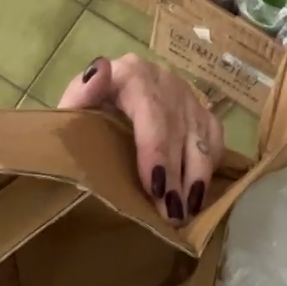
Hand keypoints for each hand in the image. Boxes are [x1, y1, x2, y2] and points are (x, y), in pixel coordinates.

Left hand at [58, 55, 224, 224]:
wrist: (101, 103)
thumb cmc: (84, 114)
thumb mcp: (73, 107)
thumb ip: (79, 94)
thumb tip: (99, 70)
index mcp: (131, 73)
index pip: (150, 109)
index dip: (155, 149)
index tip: (155, 186)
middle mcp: (163, 79)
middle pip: (176, 127)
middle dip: (175, 174)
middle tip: (171, 215)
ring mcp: (185, 93)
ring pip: (199, 134)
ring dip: (196, 175)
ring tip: (188, 211)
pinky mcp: (199, 108)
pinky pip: (213, 136)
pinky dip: (209, 165)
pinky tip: (199, 193)